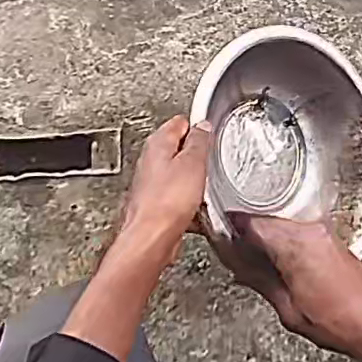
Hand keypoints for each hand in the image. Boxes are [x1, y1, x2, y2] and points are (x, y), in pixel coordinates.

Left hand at [115, 115, 212, 258]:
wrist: (151, 239)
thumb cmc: (166, 203)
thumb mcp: (193, 163)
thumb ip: (199, 141)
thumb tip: (202, 126)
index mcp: (158, 143)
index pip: (180, 122)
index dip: (198, 127)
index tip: (210, 136)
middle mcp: (151, 160)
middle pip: (180, 148)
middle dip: (197, 156)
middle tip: (208, 164)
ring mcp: (152, 182)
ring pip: (180, 173)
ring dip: (194, 180)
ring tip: (202, 189)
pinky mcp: (156, 203)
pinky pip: (178, 196)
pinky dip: (188, 201)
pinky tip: (196, 209)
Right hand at [217, 215, 361, 358]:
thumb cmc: (341, 323)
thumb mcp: (287, 309)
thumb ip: (257, 278)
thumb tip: (235, 261)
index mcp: (294, 244)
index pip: (248, 222)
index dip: (227, 226)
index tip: (214, 231)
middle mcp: (308, 229)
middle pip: (262, 218)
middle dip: (243, 232)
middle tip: (229, 250)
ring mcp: (319, 229)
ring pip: (277, 222)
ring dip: (261, 235)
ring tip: (252, 260)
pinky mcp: (326, 234)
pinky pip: (292, 228)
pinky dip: (279, 239)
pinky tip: (275, 261)